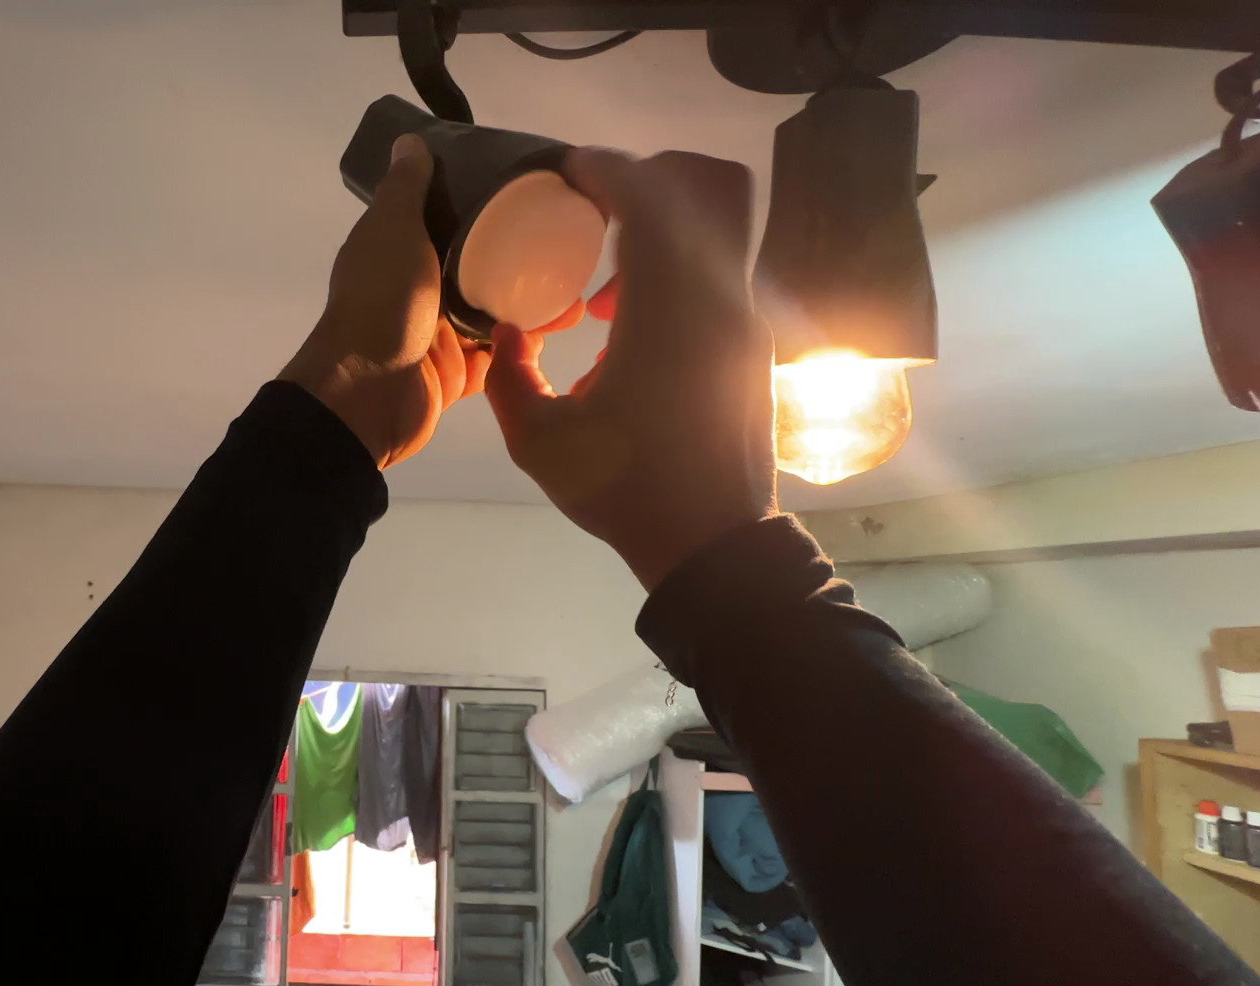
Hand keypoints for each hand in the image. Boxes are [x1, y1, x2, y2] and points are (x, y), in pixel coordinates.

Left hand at [283, 134, 583, 468]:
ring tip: (574, 302)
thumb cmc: (380, 303)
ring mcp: (435, 337)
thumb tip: (408, 142)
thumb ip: (404, 189)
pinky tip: (551, 336)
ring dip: (528, 309)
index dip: (486, 210)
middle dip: (521, 264)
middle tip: (569, 255)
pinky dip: (518, 349)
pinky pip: (492, 359)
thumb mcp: (391, 230)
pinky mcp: (453, 376)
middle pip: (477, 271)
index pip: (447, 222)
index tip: (534, 199)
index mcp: (398, 252)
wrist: (367, 395)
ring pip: (490, 317)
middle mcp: (416, 292)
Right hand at [485, 148, 776, 589]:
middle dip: (648, 179)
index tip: (567, 171)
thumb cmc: (621, 488)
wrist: (710, 541)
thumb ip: (508, 376)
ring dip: (660, 231)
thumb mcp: (538, 441)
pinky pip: (717, 274)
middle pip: (709, 186)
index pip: (649, 200)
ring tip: (601, 290)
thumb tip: (509, 332)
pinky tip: (628, 329)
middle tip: (593, 207)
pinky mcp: (751, 345)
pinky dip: (674, 271)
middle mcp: (720, 298)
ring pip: (718, 229)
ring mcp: (745, 320)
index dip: (606, 170)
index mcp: (666, 312)